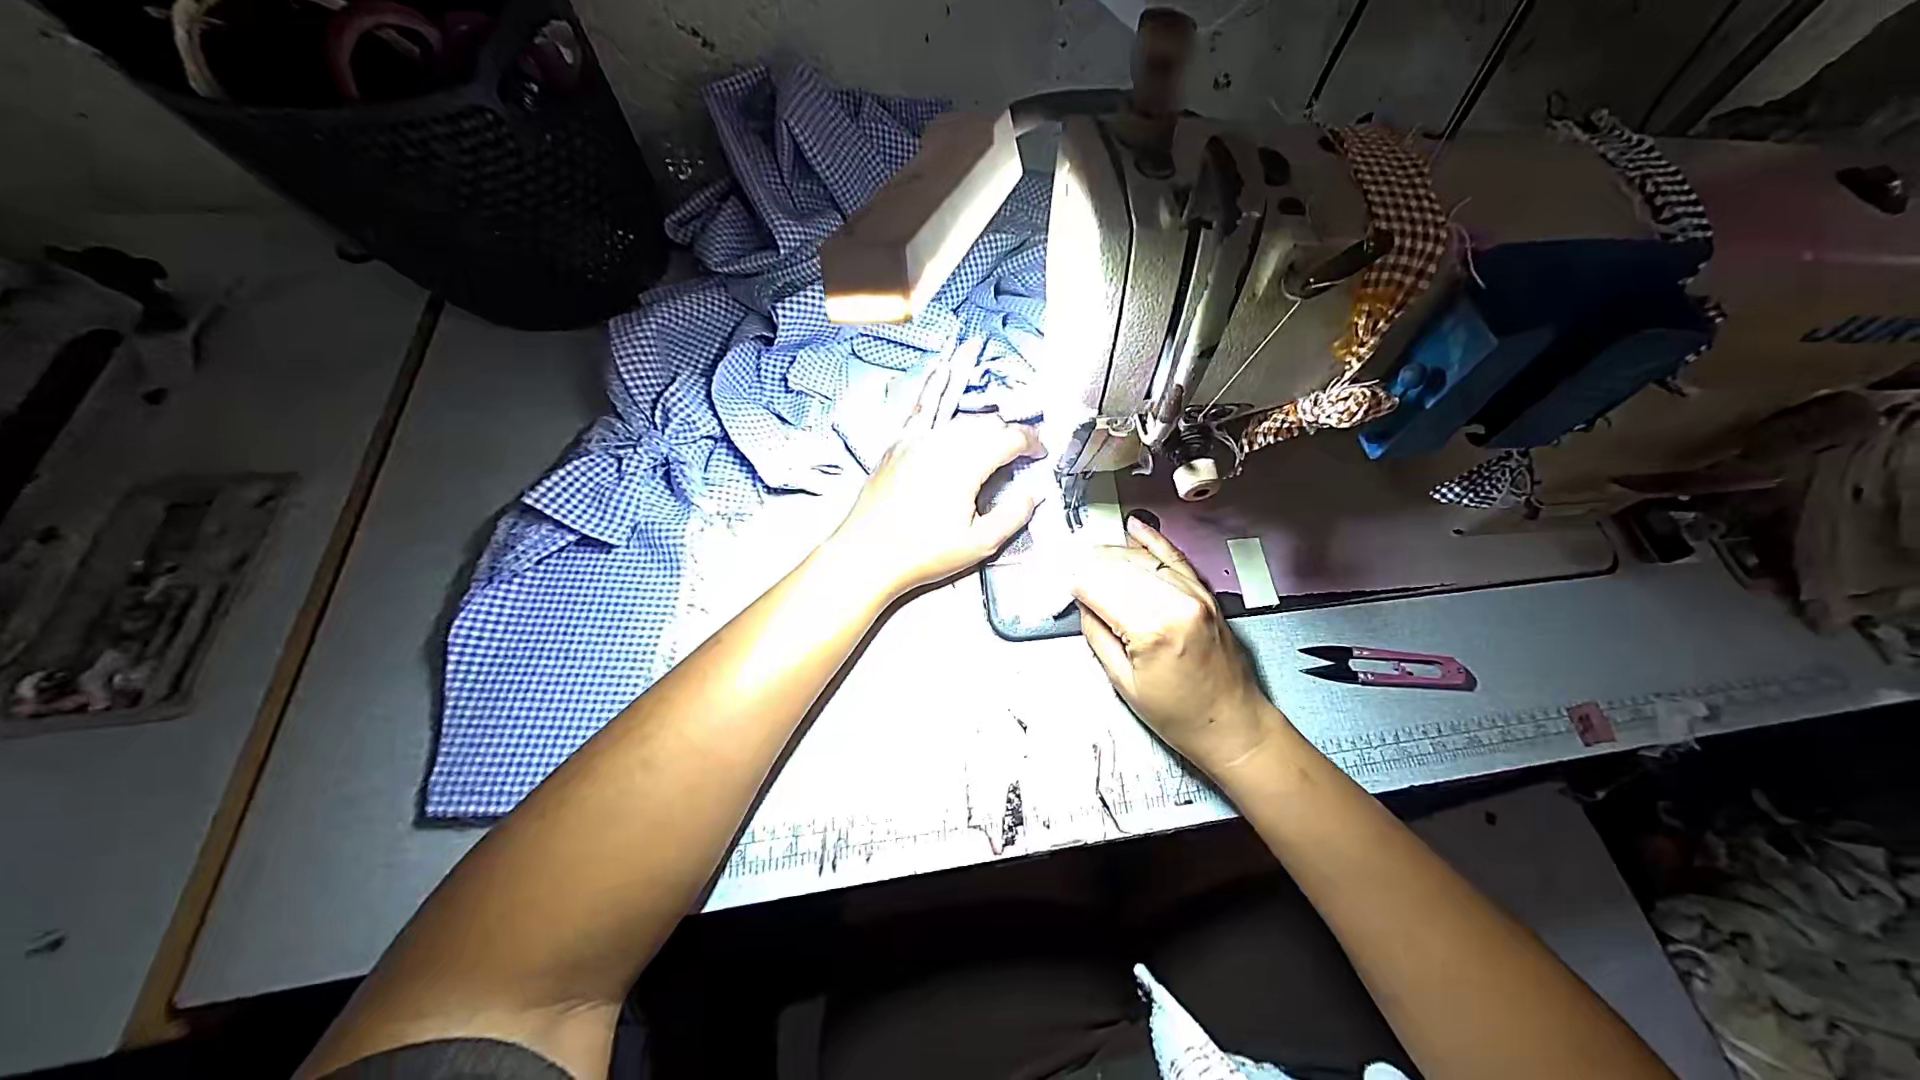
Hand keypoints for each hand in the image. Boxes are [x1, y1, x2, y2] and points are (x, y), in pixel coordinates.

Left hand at [827, 361, 1043, 596]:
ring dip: (983, 423)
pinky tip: (942, 369)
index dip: (1032, 442)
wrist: (867, 555)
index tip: (1039, 452)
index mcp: (966, 464)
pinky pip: (922, 408)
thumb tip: (1031, 496)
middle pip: (987, 425)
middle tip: (1019, 452)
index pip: (1010, 437)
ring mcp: (917, 440)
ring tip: (995, 432)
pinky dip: (936, 387)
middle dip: (1009, 434)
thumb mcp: (978, 544)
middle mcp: (941, 443)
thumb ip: (1012, 516)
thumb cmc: (918, 553)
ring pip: (960, 418)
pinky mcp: (899, 444)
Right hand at [1072, 518, 1289, 777]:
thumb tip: (1084, 604)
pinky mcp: (1206, 595)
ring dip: (1113, 555)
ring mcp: (1195, 595)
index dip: (1074, 585)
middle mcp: (1177, 603)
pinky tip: (1136, 529)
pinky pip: (1175, 558)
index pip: (1098, 587)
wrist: (1233, 726)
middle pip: (1118, 568)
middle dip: (1090, 567)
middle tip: (1070, 574)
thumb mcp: (1123, 683)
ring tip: (1089, 556)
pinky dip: (1154, 542)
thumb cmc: (1183, 716)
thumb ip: (1098, 635)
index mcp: (1152, 628)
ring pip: (1142, 559)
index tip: (1061, 585)